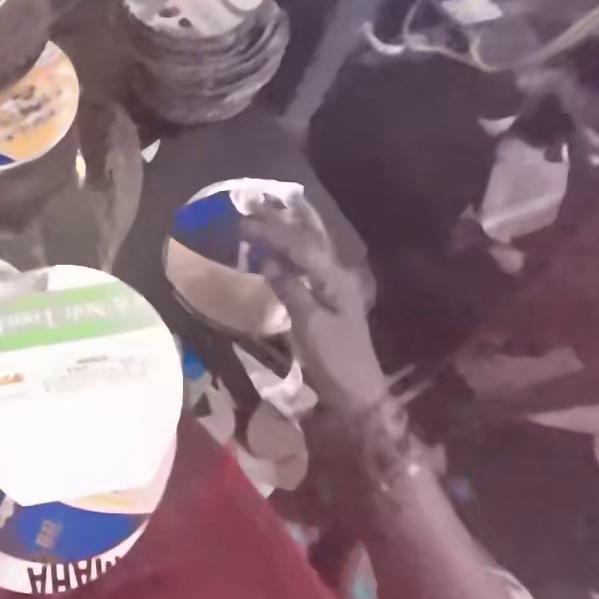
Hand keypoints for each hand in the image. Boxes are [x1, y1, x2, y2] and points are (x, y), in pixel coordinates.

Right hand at [241, 193, 388, 415]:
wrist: (356, 390)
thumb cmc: (334, 359)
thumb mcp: (309, 325)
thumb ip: (290, 290)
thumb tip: (267, 261)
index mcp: (336, 278)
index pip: (300, 246)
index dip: (271, 232)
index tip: (242, 223)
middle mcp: (338, 275)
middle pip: (306, 241)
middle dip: (278, 224)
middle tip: (250, 208)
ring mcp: (335, 286)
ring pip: (307, 250)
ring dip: (284, 232)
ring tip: (262, 216)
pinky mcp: (328, 298)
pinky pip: (306, 265)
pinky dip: (288, 252)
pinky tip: (275, 249)